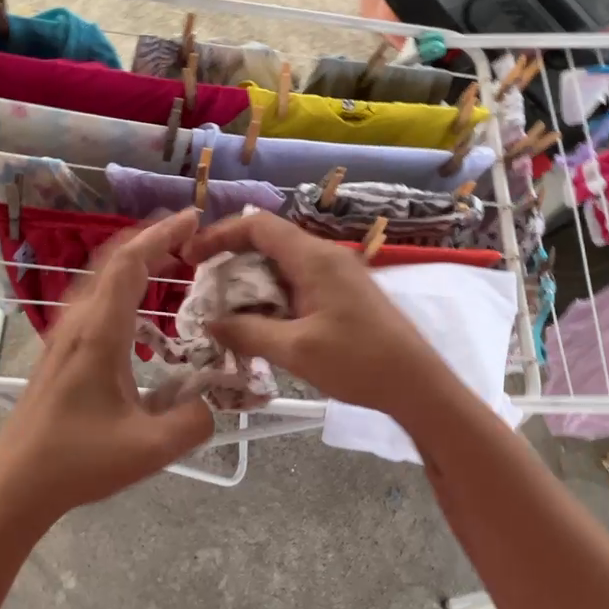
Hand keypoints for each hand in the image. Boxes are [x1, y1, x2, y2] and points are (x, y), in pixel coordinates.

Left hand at [0, 209, 213, 518]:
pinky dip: (122, 285)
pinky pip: (94, 299)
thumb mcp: (150, 448)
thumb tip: (211, 403)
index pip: (131, 264)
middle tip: (190, 234)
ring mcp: (64, 336)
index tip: (193, 218)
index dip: (162, 235)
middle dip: (152, 239)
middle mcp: (78, 324)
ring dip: (135, 260)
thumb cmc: (78, 462)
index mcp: (99, 334)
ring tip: (171, 260)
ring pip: (100, 278)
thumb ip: (194, 421)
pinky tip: (139, 308)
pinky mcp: (60, 352)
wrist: (16, 484)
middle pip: (113, 261)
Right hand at [182, 211, 450, 411]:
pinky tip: (262, 323)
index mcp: (313, 258)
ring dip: (251, 282)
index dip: (219, 235)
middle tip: (204, 291)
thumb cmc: (358, 362)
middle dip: (231, 261)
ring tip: (226, 311)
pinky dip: (272, 295)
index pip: (257, 225)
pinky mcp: (344, 292)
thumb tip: (211, 325)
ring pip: (282, 263)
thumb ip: (248, 333)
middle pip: (268, 241)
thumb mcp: (295, 351)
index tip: (190, 258)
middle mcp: (325, 255)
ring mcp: (338, 273)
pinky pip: (298, 281)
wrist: (417, 383)